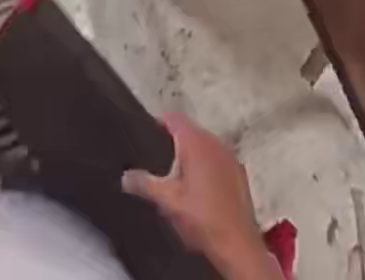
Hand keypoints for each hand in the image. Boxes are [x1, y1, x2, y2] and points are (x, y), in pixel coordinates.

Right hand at [123, 114, 281, 279]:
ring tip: (177, 174)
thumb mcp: (167, 201)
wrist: (239, 247)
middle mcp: (214, 142)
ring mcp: (230, 157)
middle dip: (174, 140)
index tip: (147, 131)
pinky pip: (218, 159)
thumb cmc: (202, 218)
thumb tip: (125, 176)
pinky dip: (207, 165)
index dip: (159, 121)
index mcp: (195, 142)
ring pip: (205, 145)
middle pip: (189, 130)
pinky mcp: (239, 173)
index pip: (174, 117)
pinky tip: (201, 187)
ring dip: (192, 153)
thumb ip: (144, 184)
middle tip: (158, 157)